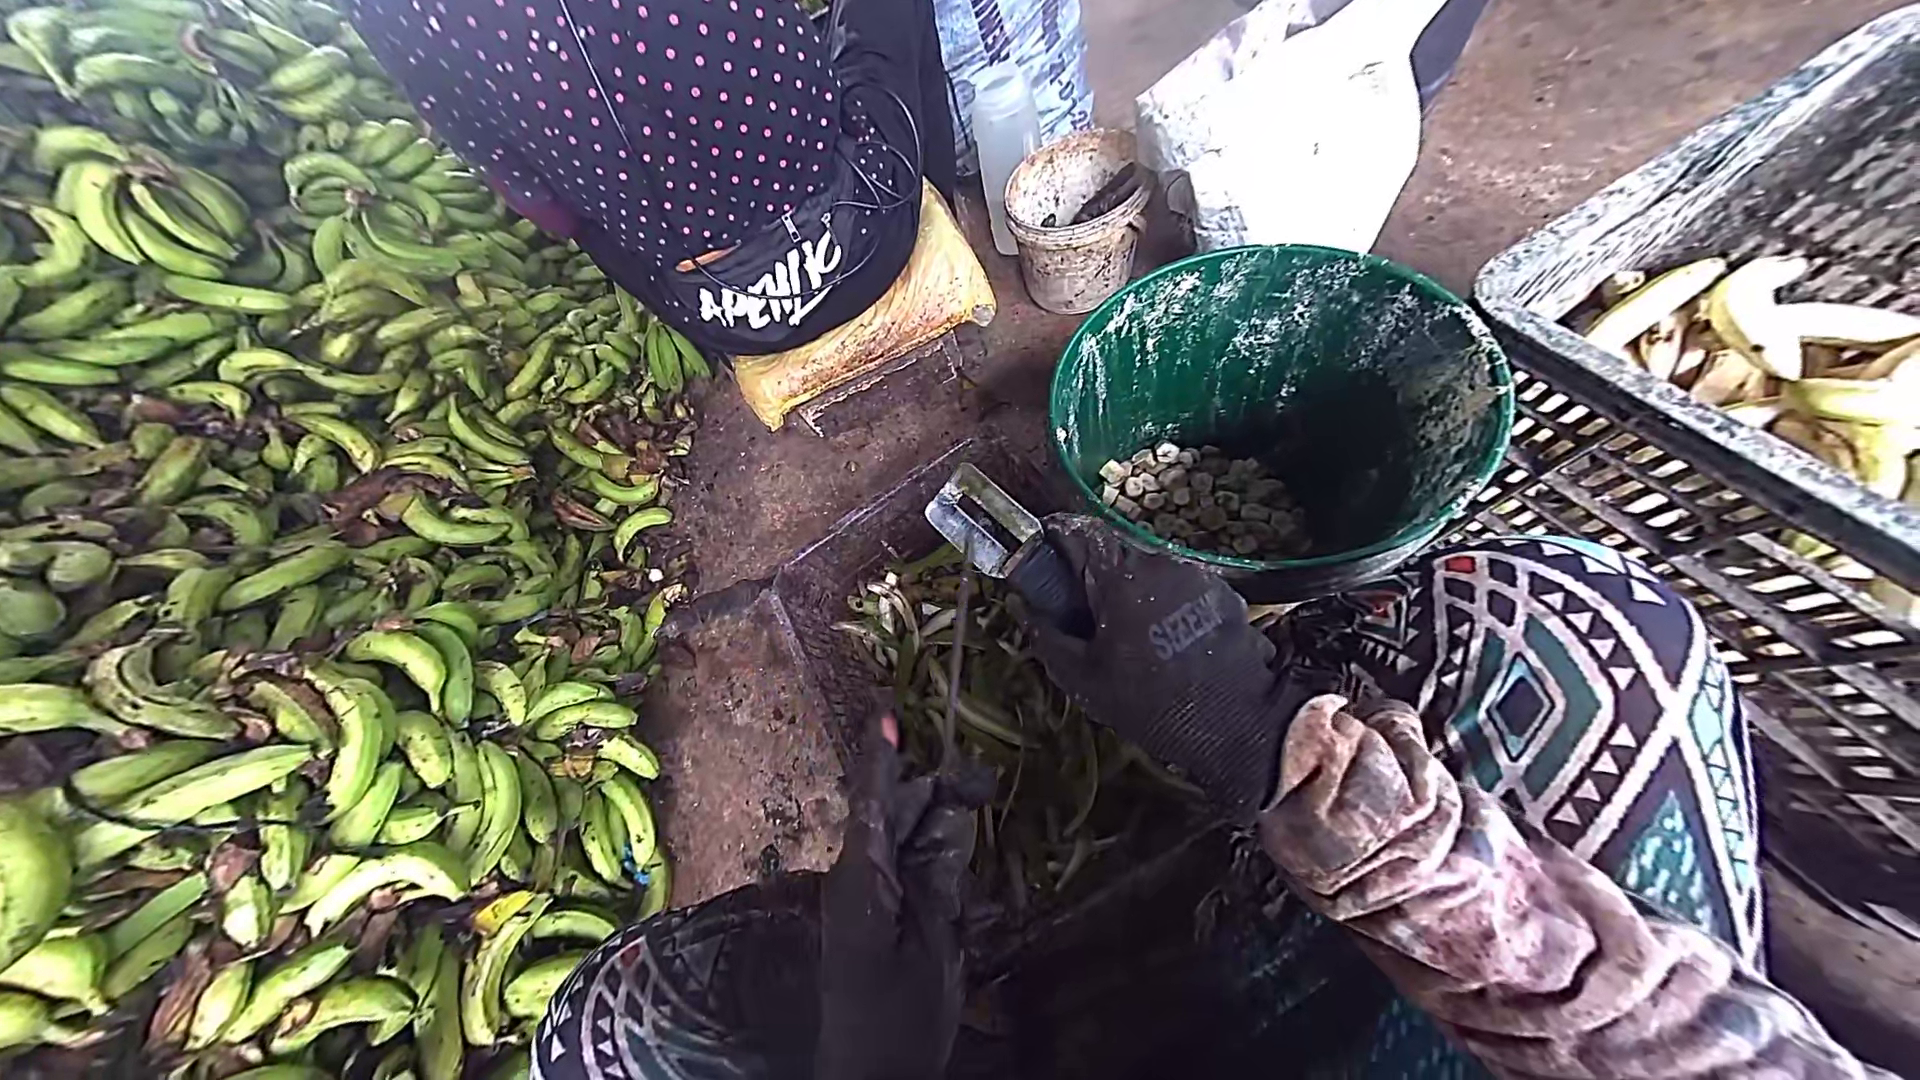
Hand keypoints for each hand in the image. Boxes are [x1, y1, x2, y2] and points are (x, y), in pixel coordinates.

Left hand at [815, 713, 981, 1079]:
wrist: (867, 1078)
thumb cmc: (900, 1019)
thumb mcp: (933, 946)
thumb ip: (938, 876)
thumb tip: (948, 815)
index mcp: (863, 879)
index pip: (872, 801)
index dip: (880, 754)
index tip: (885, 711)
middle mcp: (856, 874)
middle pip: (894, 810)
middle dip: (936, 791)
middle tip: (984, 784)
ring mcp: (862, 890)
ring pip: (901, 832)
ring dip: (936, 819)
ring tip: (976, 805)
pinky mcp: (870, 905)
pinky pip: (902, 860)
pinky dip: (929, 849)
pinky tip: (953, 848)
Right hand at [1025, 514, 1327, 819]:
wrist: (1238, 726)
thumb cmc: (1150, 703)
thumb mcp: (1083, 676)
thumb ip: (1045, 633)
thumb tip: (1019, 604)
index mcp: (1120, 577)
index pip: (1079, 530)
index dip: (1056, 534)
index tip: (1043, 546)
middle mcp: (1159, 562)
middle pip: (1114, 551)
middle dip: (1094, 574)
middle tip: (1083, 610)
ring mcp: (1196, 575)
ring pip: (1147, 568)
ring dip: (1131, 589)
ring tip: (1128, 632)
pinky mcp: (1222, 592)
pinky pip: (1178, 585)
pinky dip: (1163, 601)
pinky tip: (1164, 639)